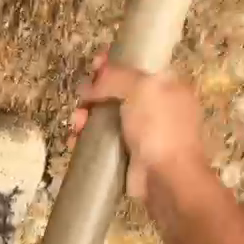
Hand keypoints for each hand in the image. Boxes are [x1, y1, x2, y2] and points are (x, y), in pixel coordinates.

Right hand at [72, 55, 210, 202]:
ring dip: (85, 117)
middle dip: (94, 93)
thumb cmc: (160, 127)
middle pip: (116, 92)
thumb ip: (116, 77)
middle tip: (82, 100)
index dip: (115, 64)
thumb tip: (91, 85)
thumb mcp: (142, 88)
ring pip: (105, 117)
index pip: (138, 67)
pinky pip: (101, 141)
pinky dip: (86, 139)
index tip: (94, 65)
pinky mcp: (127, 156)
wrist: (168, 179)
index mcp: (168, 87)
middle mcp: (156, 108)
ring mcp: (141, 134)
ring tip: (76, 124)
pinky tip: (75, 141)